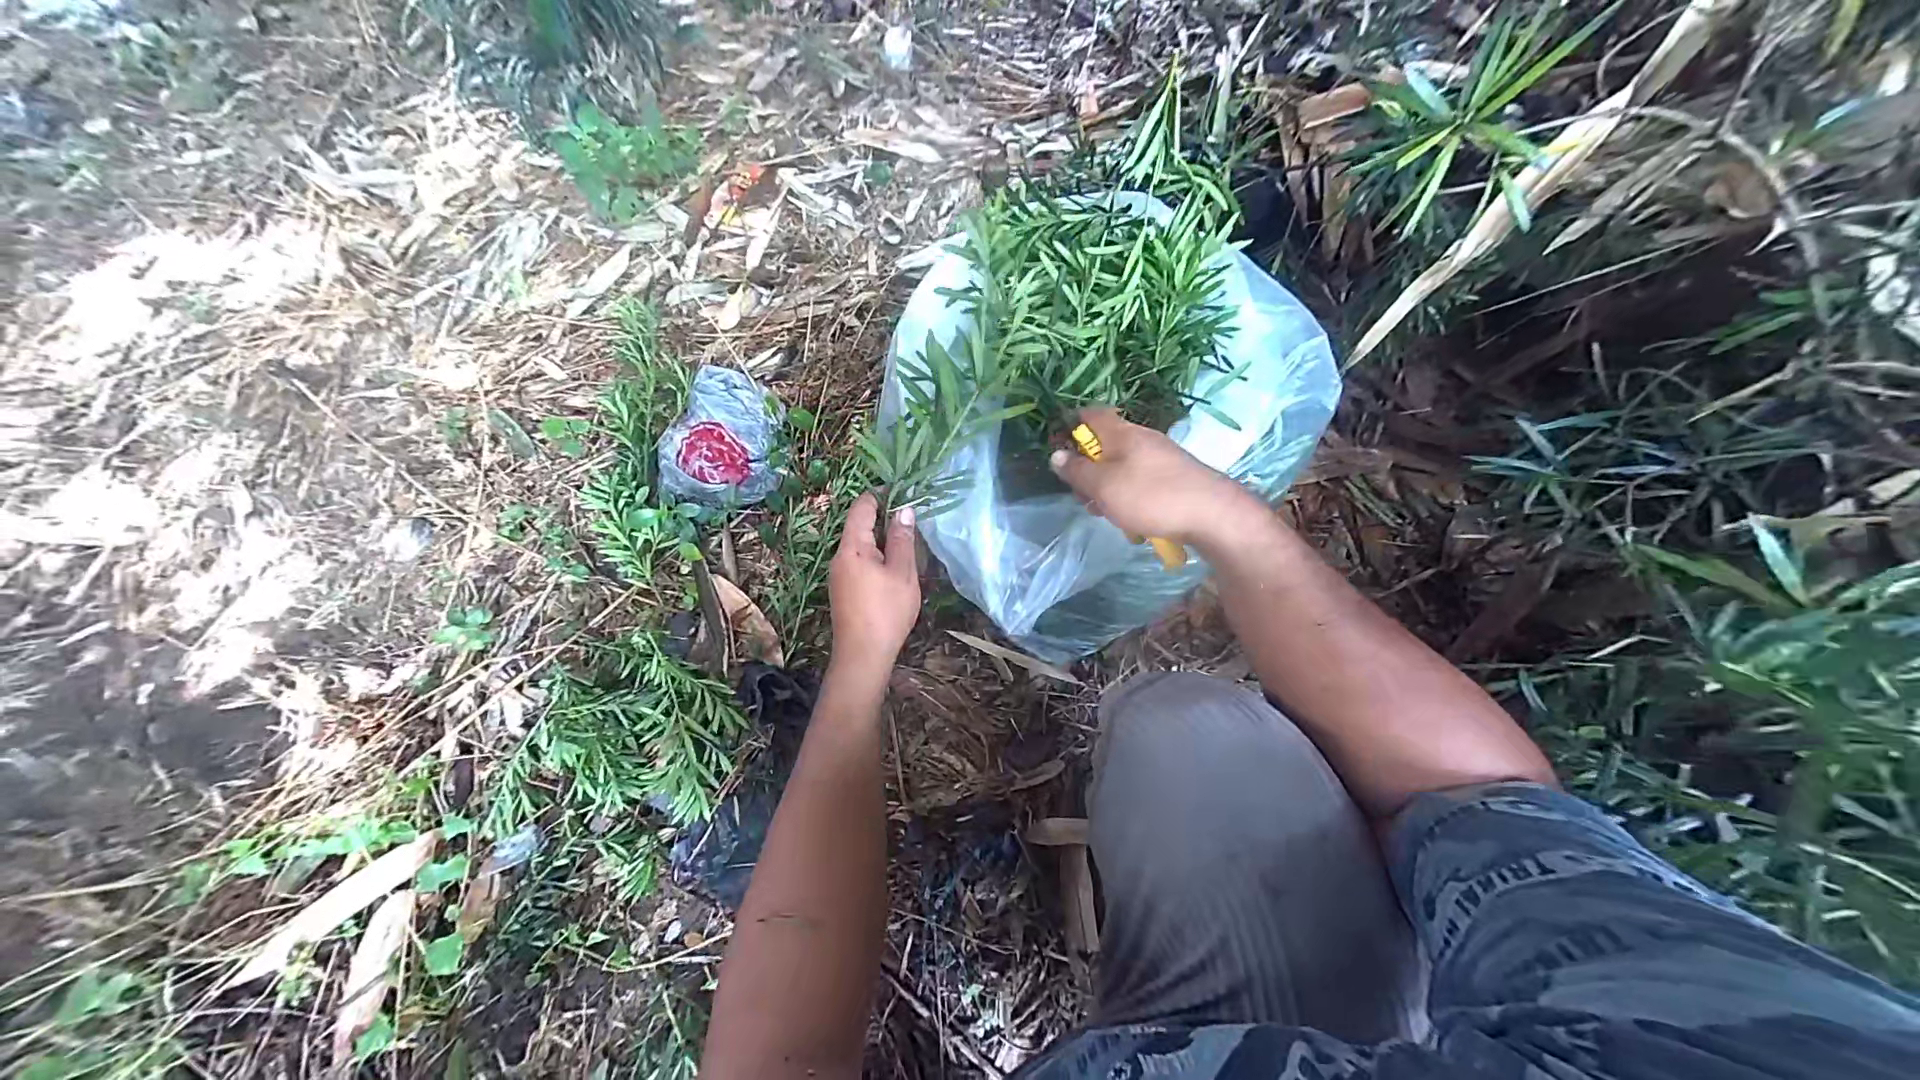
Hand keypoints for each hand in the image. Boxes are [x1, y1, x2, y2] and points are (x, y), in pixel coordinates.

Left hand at [827, 492, 921, 673]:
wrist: (862, 656)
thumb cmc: (885, 611)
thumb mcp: (902, 572)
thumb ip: (903, 539)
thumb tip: (904, 510)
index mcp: (852, 547)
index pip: (862, 508)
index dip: (881, 495)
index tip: (903, 491)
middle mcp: (840, 556)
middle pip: (860, 526)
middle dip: (885, 519)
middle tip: (913, 519)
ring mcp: (839, 574)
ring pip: (862, 546)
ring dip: (883, 541)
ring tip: (909, 544)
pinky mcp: (844, 590)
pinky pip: (860, 562)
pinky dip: (878, 557)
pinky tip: (895, 569)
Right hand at [1048, 406, 1265, 547]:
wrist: (1213, 515)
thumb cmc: (1150, 496)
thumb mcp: (1103, 485)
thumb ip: (1077, 470)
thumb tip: (1056, 454)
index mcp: (1122, 432)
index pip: (1090, 414)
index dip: (1071, 427)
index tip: (1060, 450)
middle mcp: (1143, 438)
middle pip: (1105, 443)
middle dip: (1087, 467)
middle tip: (1081, 493)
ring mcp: (1161, 457)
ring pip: (1122, 465)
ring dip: (1106, 485)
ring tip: (1104, 511)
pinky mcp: (1174, 477)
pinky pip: (1140, 479)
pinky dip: (1127, 494)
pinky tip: (1130, 517)